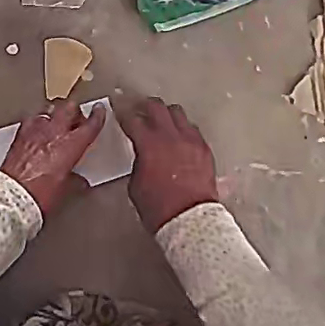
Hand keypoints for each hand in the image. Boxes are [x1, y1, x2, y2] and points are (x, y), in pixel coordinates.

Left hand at [0, 102, 106, 217]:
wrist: (12, 196)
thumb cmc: (38, 194)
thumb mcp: (65, 188)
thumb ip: (75, 179)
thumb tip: (77, 180)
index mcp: (70, 145)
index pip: (90, 124)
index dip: (97, 115)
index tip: (99, 110)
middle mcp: (54, 133)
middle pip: (69, 107)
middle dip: (75, 111)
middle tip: (77, 119)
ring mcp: (35, 131)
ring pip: (49, 108)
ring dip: (56, 113)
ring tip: (57, 122)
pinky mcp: (20, 134)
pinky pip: (32, 119)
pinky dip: (38, 122)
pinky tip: (38, 130)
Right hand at [115, 97, 218, 232]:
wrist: (189, 219)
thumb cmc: (159, 207)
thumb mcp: (136, 184)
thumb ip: (138, 161)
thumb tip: (142, 154)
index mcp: (149, 144)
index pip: (132, 119)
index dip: (123, 114)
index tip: (120, 111)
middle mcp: (171, 137)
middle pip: (157, 107)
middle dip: (145, 106)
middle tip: (140, 108)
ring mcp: (190, 140)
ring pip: (178, 113)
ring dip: (167, 114)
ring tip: (162, 120)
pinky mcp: (204, 149)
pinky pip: (193, 129)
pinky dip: (183, 129)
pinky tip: (179, 137)